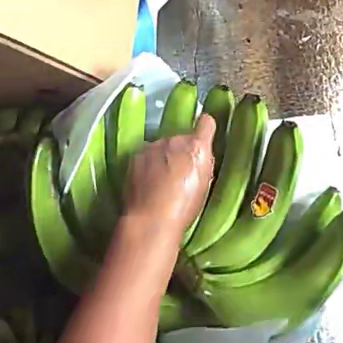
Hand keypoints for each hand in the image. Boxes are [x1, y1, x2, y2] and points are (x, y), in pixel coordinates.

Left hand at [120, 115, 217, 245]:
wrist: (151, 220)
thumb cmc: (185, 207)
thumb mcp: (206, 184)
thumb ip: (203, 163)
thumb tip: (200, 156)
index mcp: (198, 147)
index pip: (206, 122)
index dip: (205, 128)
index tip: (204, 135)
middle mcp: (175, 140)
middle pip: (182, 139)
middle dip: (181, 151)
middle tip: (180, 174)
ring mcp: (153, 147)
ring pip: (163, 147)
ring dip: (164, 157)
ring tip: (162, 182)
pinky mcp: (136, 156)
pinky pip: (147, 155)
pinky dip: (149, 165)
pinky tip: (148, 184)